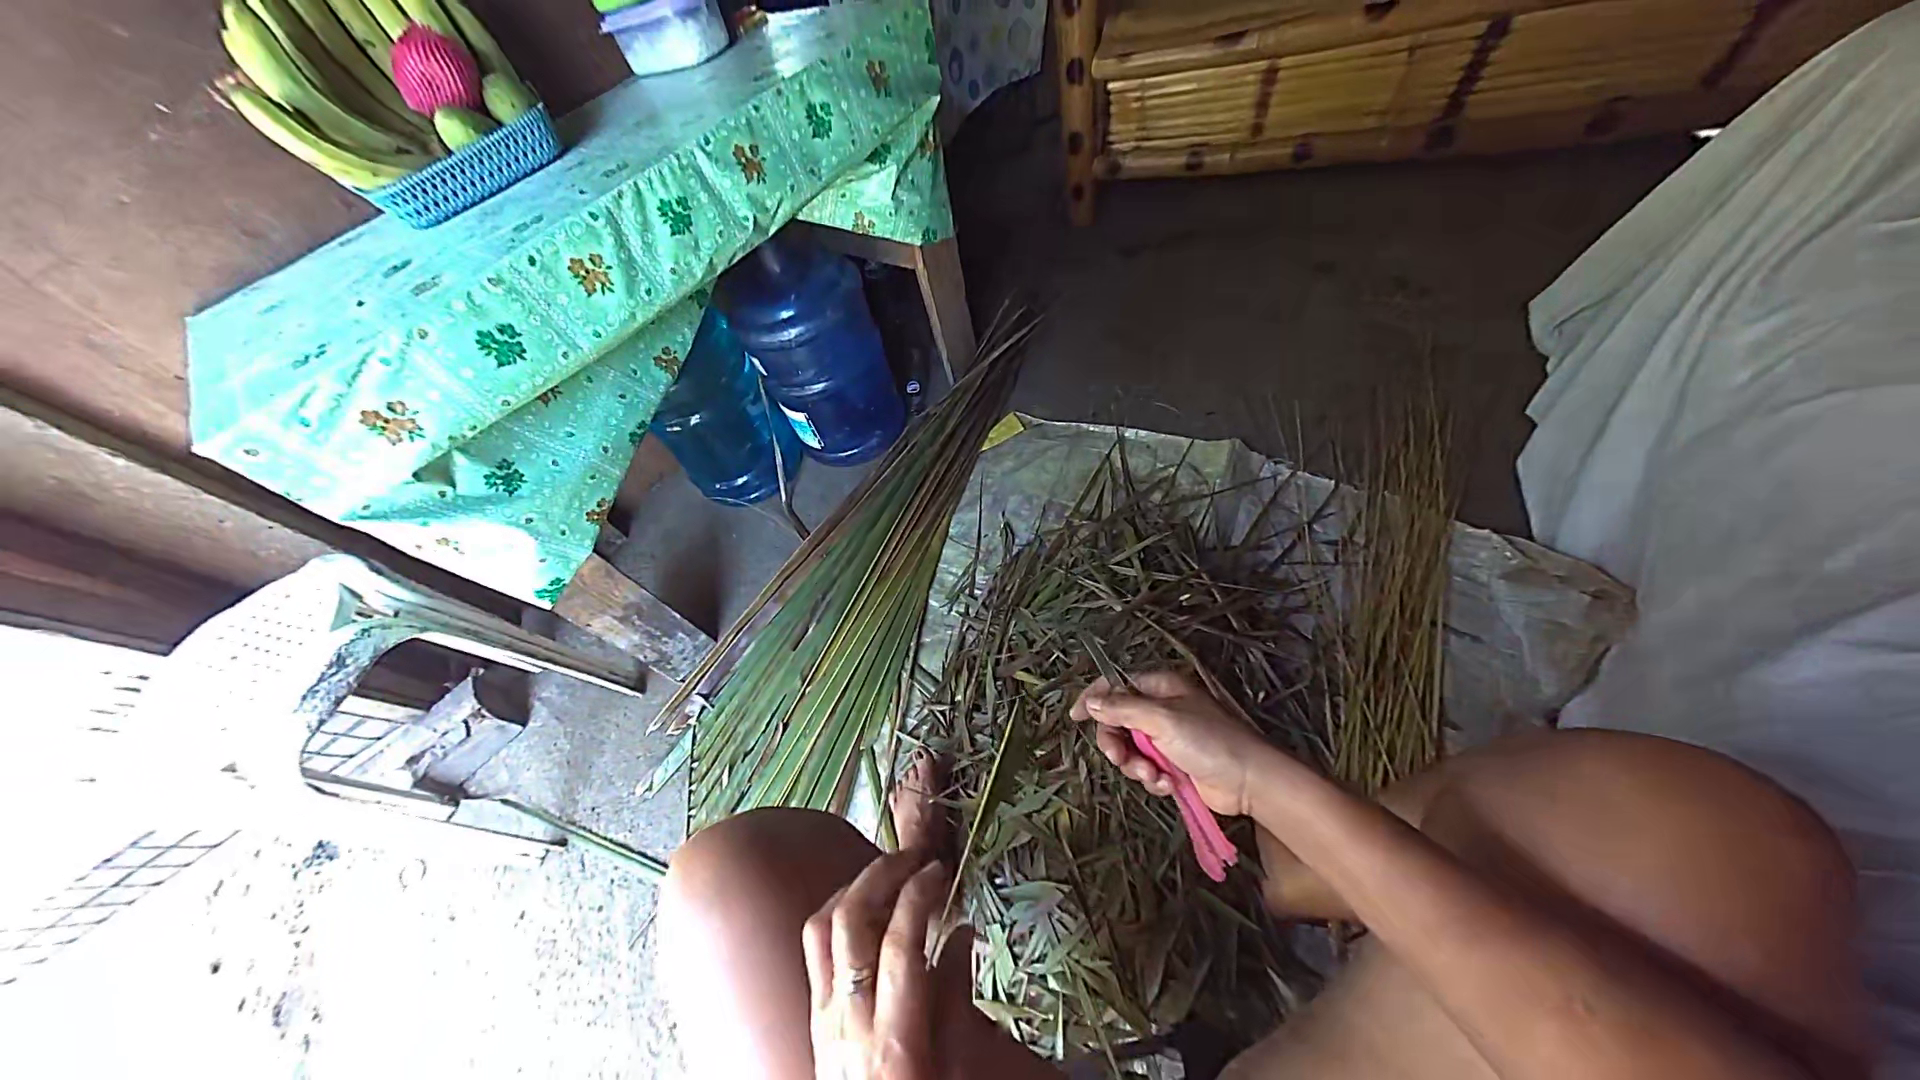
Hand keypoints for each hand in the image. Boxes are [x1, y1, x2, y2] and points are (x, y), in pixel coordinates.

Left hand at [803, 852, 967, 1079]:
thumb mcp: (952, 1069)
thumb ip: (956, 998)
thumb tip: (962, 931)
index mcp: (893, 1037)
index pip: (900, 942)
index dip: (918, 895)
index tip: (939, 870)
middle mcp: (848, 1017)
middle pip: (851, 920)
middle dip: (881, 874)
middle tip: (913, 855)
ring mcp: (822, 1013)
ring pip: (822, 925)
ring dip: (854, 885)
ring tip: (888, 869)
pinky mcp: (811, 1013)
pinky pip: (814, 944)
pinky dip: (838, 909)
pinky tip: (861, 902)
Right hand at [1070, 669, 1271, 817]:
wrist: (1249, 781)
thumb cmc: (1208, 741)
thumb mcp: (1161, 719)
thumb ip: (1122, 708)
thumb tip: (1090, 702)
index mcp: (1159, 688)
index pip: (1115, 686)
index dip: (1094, 699)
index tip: (1076, 717)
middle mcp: (1160, 709)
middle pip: (1117, 721)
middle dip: (1116, 743)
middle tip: (1119, 758)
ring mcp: (1166, 738)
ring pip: (1129, 749)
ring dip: (1135, 765)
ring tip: (1152, 775)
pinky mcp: (1172, 764)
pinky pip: (1145, 768)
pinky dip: (1150, 777)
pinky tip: (1165, 784)